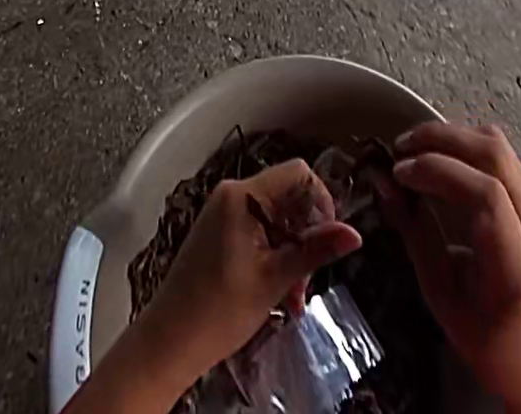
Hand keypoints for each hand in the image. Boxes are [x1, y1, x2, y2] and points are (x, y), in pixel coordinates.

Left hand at [143, 159, 362, 373]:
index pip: (299, 174)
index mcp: (243, 196)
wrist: (165, 347)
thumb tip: (355, 234)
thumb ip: (316, 250)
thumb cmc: (218, 311)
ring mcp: (224, 212)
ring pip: (278, 216)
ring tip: (295, 294)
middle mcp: (232, 194)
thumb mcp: (275, 279)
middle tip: (310, 275)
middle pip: (289, 195)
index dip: (321, 200)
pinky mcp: (220, 230)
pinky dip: (275, 252)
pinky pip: (260, 228)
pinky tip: (280, 288)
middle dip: (307, 233)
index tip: (328, 237)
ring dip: (293, 249)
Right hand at [379, 124, 520, 413]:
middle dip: (444, 140)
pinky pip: (501, 154)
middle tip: (401, 146)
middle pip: (497, 157)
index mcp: (514, 268)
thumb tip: (385, 185)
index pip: (487, 197)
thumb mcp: (439, 295)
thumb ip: (416, 235)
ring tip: (414, 144)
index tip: (401, 172)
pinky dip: (464, 142)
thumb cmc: (483, 335)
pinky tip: (437, 152)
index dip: (441, 172)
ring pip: (501, 147)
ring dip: (453, 134)